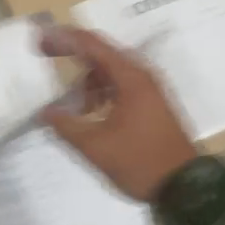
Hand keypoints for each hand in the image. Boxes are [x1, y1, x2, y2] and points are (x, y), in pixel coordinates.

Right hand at [38, 26, 199, 201]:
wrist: (185, 186)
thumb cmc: (140, 163)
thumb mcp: (96, 147)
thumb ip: (66, 125)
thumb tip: (44, 112)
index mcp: (130, 78)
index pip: (92, 44)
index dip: (63, 38)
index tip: (39, 39)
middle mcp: (142, 75)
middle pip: (102, 54)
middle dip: (72, 54)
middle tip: (45, 56)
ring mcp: (150, 89)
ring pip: (111, 72)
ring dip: (89, 81)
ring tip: (75, 107)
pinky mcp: (153, 104)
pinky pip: (122, 86)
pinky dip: (103, 92)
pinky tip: (92, 113)